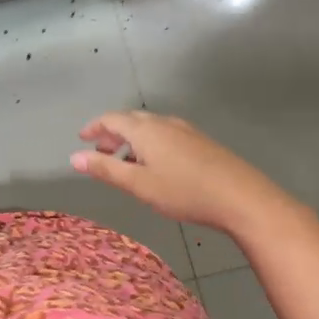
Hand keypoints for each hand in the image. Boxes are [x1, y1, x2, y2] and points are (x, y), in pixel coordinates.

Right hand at [69, 111, 305, 237]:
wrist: (244, 199)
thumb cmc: (185, 192)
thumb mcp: (138, 184)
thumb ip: (105, 169)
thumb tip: (74, 157)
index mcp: (145, 130)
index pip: (112, 119)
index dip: (94, 127)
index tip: (83, 139)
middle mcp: (164, 123)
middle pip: (131, 120)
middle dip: (113, 133)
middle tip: (102, 152)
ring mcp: (186, 131)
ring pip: (151, 127)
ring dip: (133, 139)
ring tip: (128, 162)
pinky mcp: (203, 143)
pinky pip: (167, 134)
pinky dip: (151, 144)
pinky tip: (158, 166)